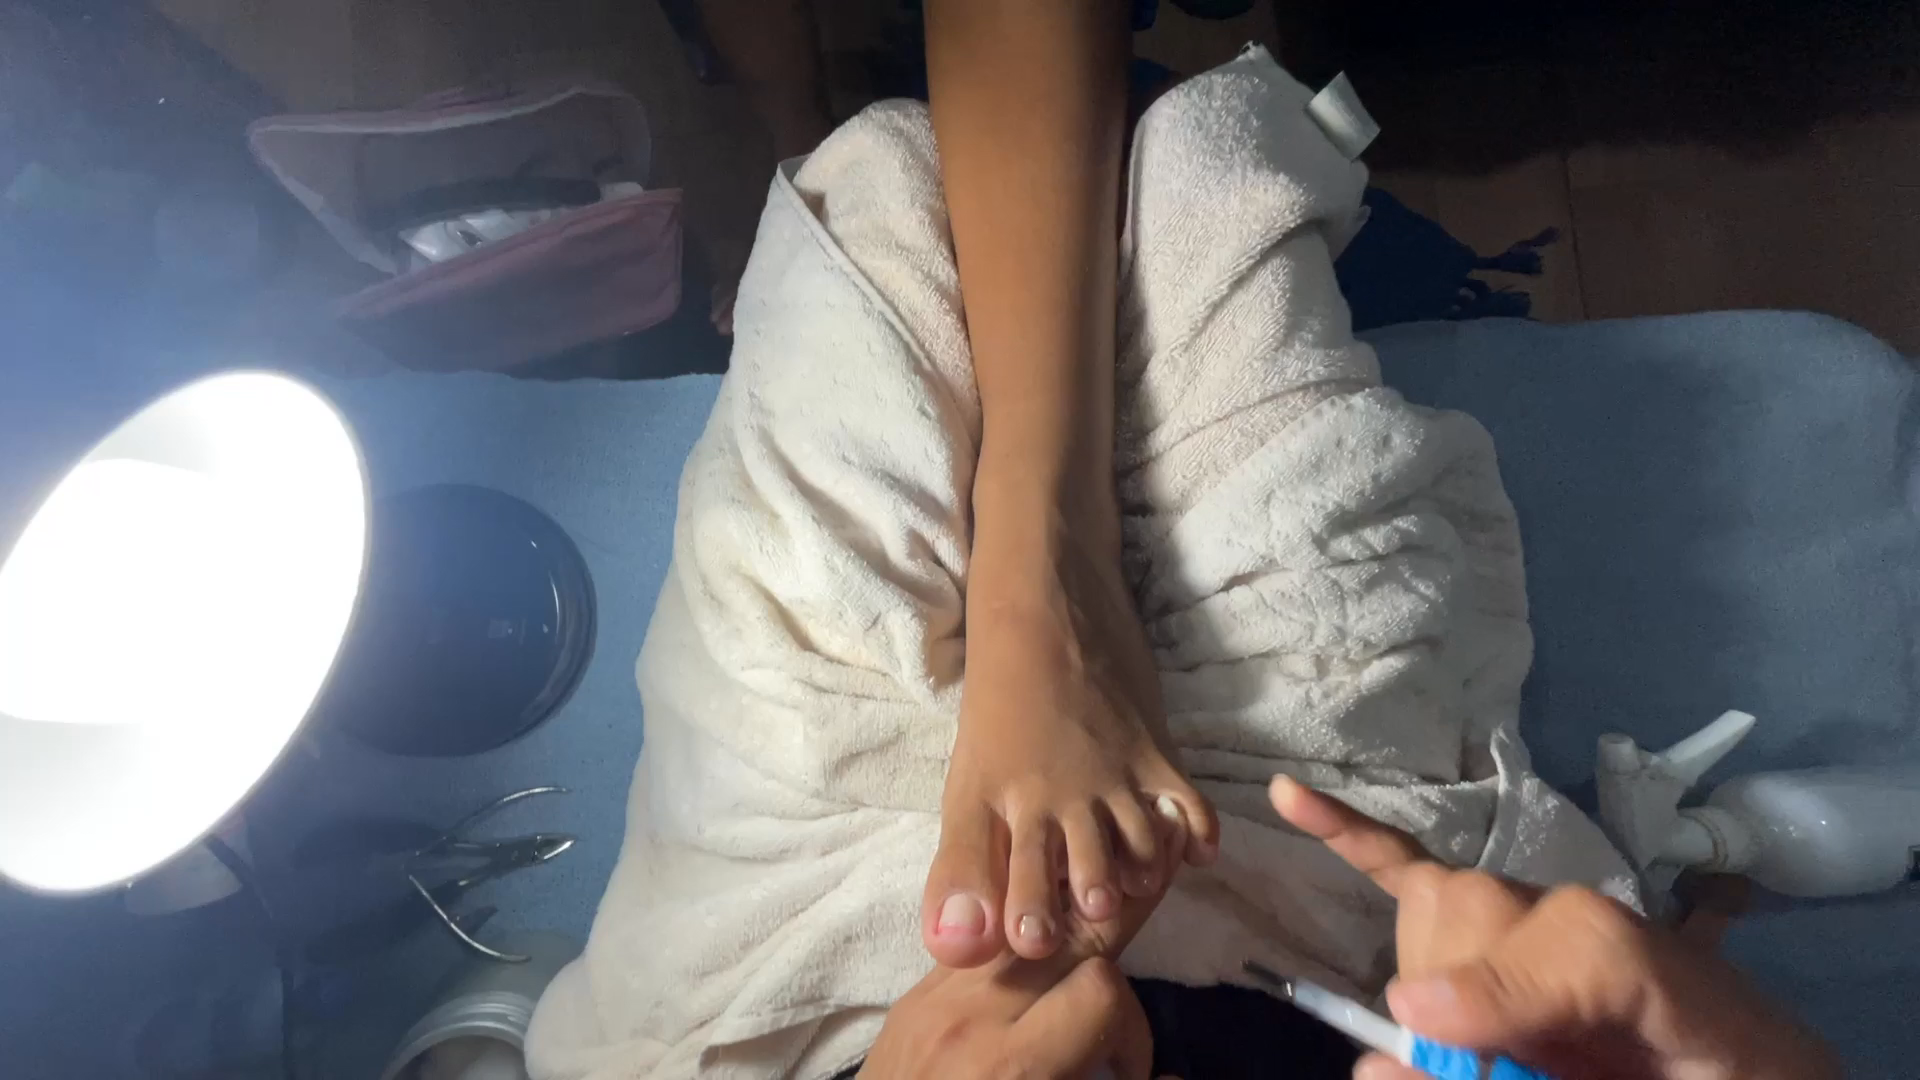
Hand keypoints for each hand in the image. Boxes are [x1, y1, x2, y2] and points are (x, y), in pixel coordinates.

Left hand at [859, 953, 1151, 1078]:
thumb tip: (1170, 1073)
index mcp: (1012, 1066)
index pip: (1099, 988)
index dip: (1131, 1026)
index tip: (1126, 1067)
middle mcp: (971, 1013)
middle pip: (1061, 935)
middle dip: (1100, 950)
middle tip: (1113, 980)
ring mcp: (934, 996)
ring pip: (1016, 929)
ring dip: (1052, 954)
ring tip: (1064, 993)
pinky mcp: (912, 996)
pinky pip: (978, 952)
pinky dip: (1010, 964)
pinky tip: (1019, 997)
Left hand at [922, 513, 1218, 967]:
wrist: (1040, 609)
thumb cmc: (997, 699)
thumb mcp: (967, 780)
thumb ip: (962, 863)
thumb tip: (951, 949)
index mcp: (1008, 804)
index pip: (1021, 883)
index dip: (1029, 920)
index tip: (1033, 944)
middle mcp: (1063, 796)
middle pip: (1087, 871)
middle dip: (1088, 904)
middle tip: (1094, 917)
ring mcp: (1114, 771)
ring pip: (1141, 847)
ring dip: (1140, 874)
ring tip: (1134, 888)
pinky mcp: (1153, 746)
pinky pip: (1187, 803)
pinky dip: (1195, 833)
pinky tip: (1195, 851)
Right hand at [1269, 775, 1839, 1079]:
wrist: (1727, 1076)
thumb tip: (1373, 1068)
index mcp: (1678, 987)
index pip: (1587, 949)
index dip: (1506, 984)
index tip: (1421, 1022)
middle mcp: (1594, 921)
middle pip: (1485, 911)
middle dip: (1452, 993)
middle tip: (1473, 1065)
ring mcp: (1536, 907)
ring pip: (1437, 895)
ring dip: (1423, 963)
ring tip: (1465, 1041)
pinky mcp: (1490, 913)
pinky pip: (1408, 863)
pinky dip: (1346, 832)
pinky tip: (1287, 797)